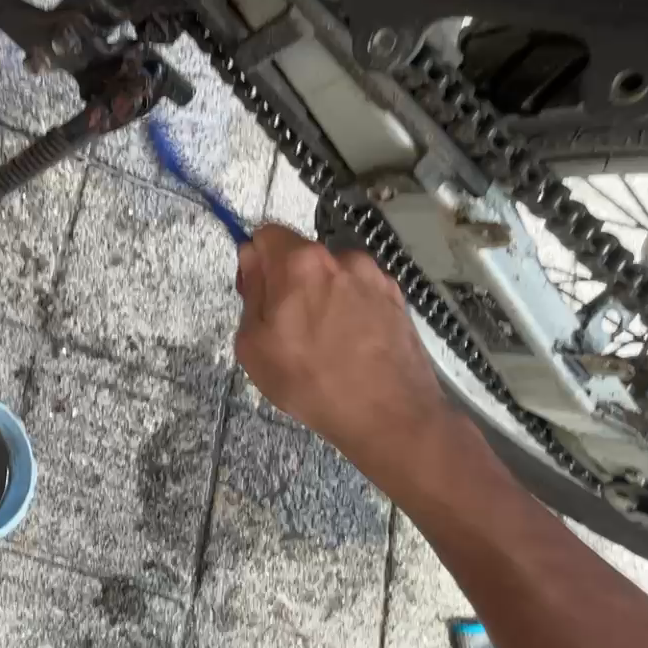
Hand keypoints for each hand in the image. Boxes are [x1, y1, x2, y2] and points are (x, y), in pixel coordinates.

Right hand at [232, 224, 454, 466]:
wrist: (388, 415)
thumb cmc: (310, 381)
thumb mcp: (252, 343)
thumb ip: (250, 293)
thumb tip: (254, 263)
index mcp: (301, 263)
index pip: (266, 233)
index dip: (253, 260)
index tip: (252, 291)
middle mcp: (342, 259)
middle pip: (301, 256)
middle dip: (286, 282)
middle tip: (281, 327)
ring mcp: (375, 279)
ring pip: (331, 277)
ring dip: (319, 298)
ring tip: (317, 344)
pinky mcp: (397, 301)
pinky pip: (358, 296)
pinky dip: (346, 313)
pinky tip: (344, 349)